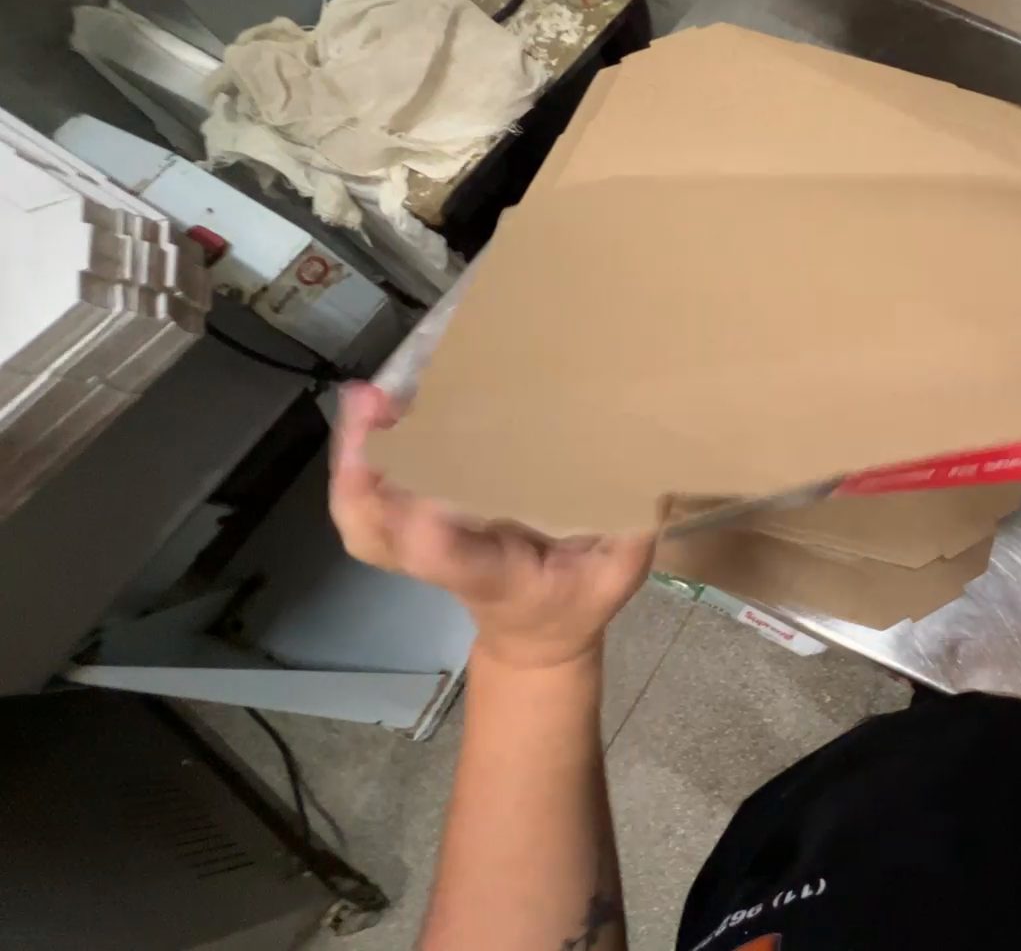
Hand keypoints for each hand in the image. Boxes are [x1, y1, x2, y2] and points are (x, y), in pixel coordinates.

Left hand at [329, 382, 655, 669]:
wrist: (537, 633)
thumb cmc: (579, 600)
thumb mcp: (620, 575)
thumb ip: (631, 533)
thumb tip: (651, 471)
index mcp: (500, 577)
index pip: (460, 564)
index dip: (437, 538)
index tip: (428, 504)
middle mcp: (449, 563)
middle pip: (384, 535)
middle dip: (368, 475)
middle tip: (377, 404)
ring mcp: (423, 551)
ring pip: (365, 518)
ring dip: (357, 458)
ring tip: (367, 400)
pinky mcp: (414, 534)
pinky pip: (369, 504)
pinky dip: (360, 461)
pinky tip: (373, 415)